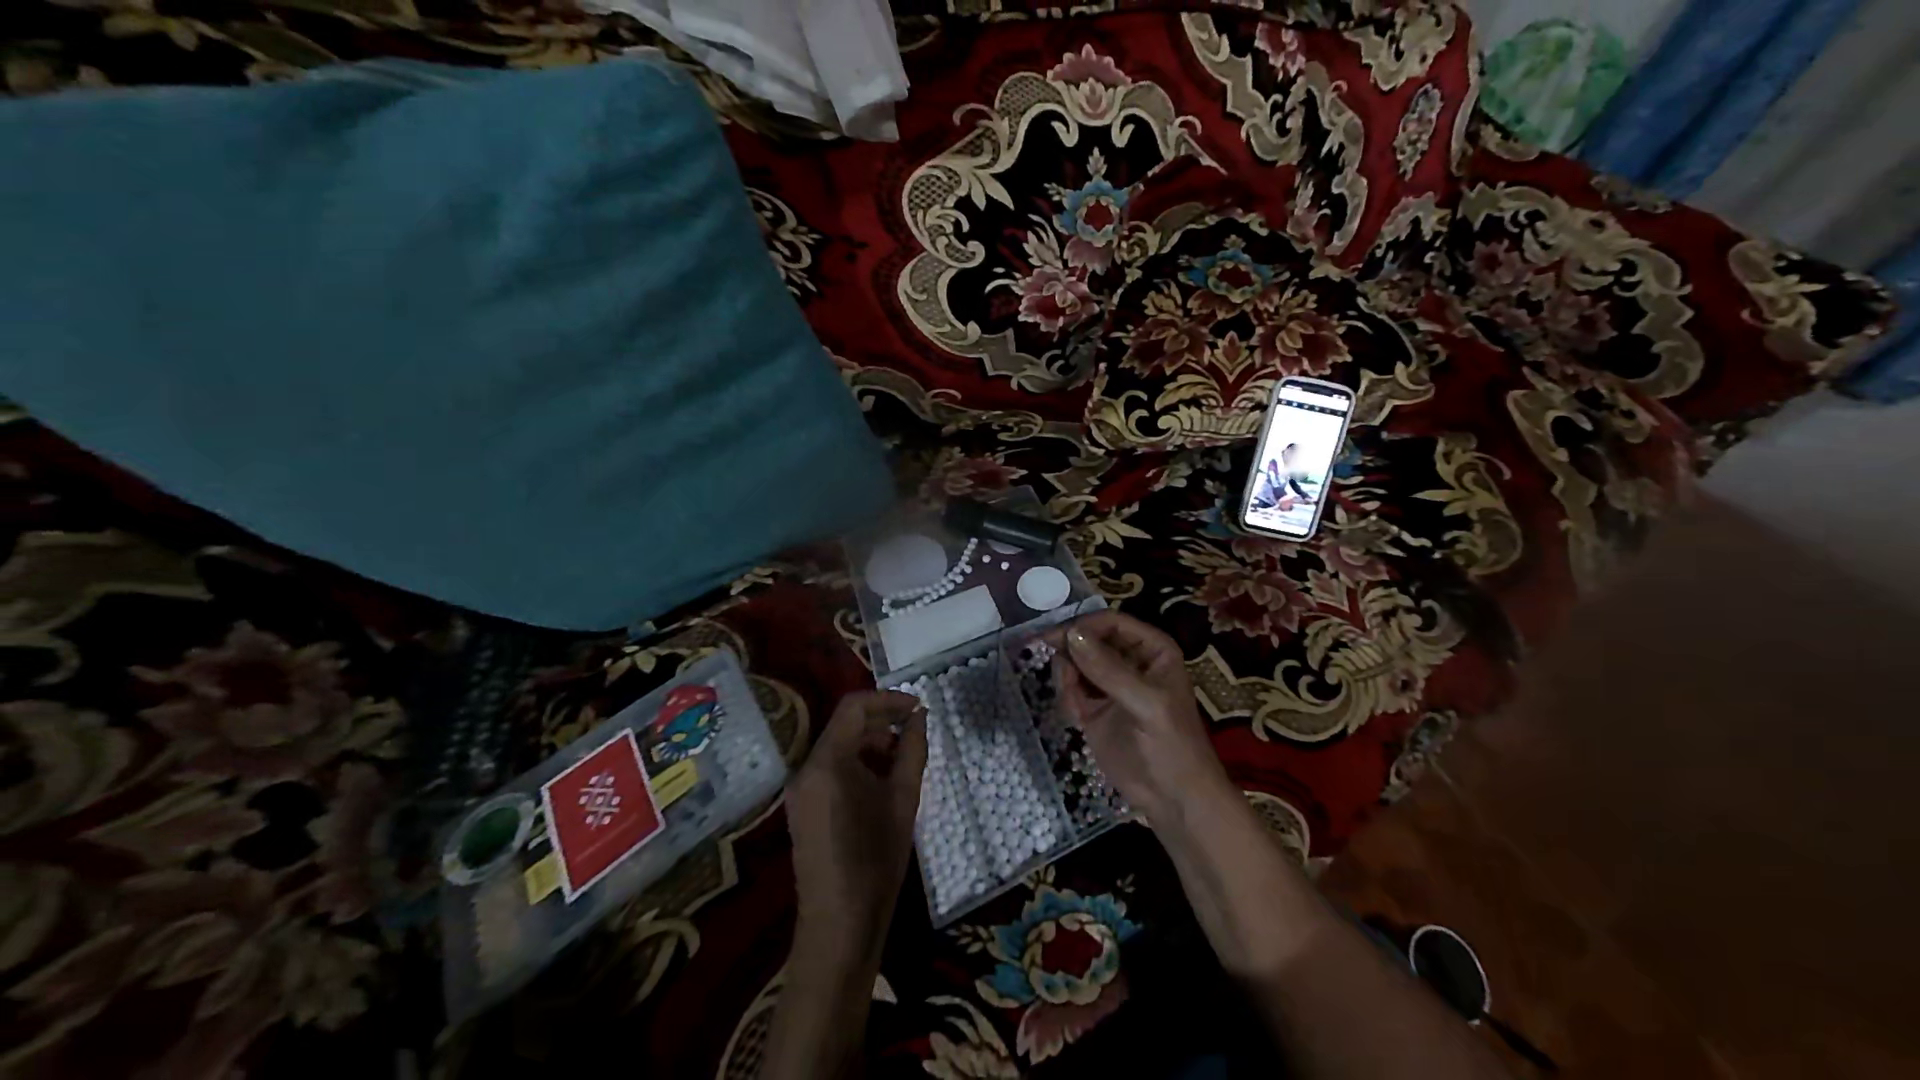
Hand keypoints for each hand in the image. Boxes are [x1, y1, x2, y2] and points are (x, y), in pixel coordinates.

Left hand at [785, 690, 927, 956]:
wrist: (839, 924)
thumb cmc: (876, 860)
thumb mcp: (903, 800)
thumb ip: (912, 751)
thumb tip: (920, 717)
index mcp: (828, 761)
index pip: (853, 706)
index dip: (888, 699)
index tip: (918, 708)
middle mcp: (806, 767)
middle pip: (844, 725)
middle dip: (881, 721)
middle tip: (916, 732)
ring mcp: (800, 788)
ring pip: (837, 747)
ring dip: (870, 743)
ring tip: (903, 760)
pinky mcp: (802, 806)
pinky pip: (829, 769)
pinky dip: (856, 764)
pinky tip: (881, 782)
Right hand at [1053, 611, 1236, 824]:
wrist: (1173, 800)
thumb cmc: (1172, 746)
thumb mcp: (1146, 704)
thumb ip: (1108, 669)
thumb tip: (1071, 634)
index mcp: (1152, 649)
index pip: (1111, 623)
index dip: (1084, 626)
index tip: (1055, 638)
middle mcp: (1129, 660)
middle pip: (1088, 639)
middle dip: (1069, 651)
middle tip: (1057, 670)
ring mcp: (1109, 685)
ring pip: (1074, 662)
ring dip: (1067, 677)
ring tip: (1076, 702)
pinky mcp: (1092, 708)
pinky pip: (1070, 688)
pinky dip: (1067, 697)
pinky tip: (1077, 716)